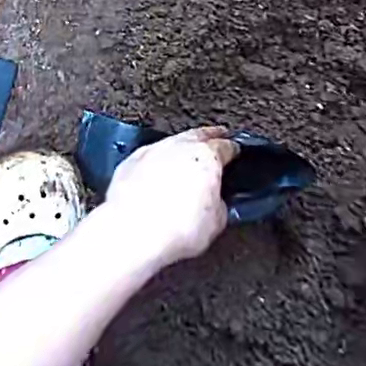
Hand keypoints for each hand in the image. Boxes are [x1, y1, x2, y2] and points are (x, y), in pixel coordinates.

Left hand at [97, 127, 237, 269]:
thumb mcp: (216, 222)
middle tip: (216, 137)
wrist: (133, 231)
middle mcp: (179, 146)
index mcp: (206, 156)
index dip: (232, 148)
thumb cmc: (174, 227)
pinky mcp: (131, 161)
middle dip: (209, 136)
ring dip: (181, 148)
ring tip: (187, 158)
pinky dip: (158, 161)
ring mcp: (153, 151)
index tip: (234, 150)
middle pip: (198, 135)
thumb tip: (215, 202)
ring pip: (173, 142)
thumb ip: (220, 204)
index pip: (225, 146)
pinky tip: (160, 172)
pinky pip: (151, 155)